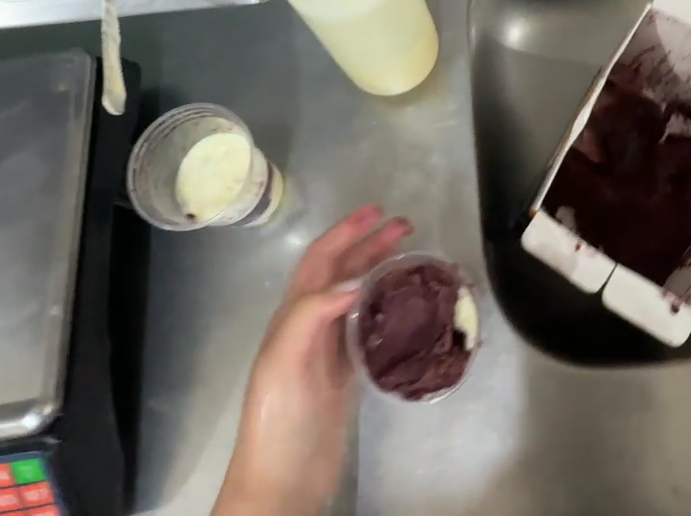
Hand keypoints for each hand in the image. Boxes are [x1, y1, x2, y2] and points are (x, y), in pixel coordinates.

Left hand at [212, 205, 411, 515]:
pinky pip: (367, 324)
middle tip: (406, 227)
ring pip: (356, 293)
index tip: (377, 212)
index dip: (346, 232)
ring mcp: (328, 347)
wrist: (281, 479)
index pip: (321, 259)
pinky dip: (386, 304)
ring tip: (411, 254)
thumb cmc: (279, 417)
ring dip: (379, 268)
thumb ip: (311, 314)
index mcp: (293, 314)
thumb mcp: (284, 360)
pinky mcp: (345, 371)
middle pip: (341, 270)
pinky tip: (406, 304)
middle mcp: (310, 323)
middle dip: (370, 243)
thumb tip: (356, 280)